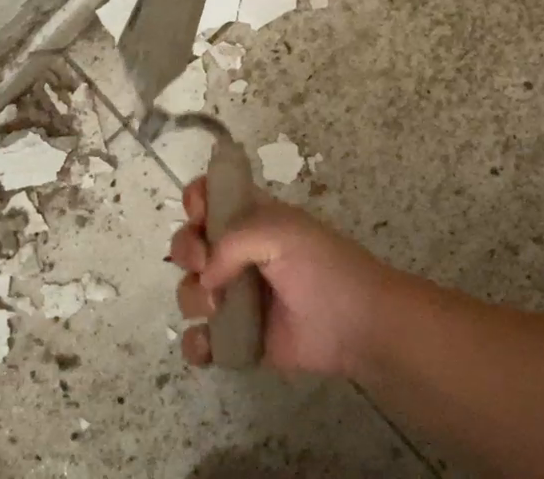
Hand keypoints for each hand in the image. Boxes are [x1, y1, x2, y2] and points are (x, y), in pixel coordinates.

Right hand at [167, 177, 397, 377]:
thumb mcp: (281, 232)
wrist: (357, 325)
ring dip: (192, 297)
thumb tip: (207, 277)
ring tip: (217, 307)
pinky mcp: (238, 338)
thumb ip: (233, 241)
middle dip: (186, 251)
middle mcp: (238, 254)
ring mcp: (236, 297)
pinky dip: (196, 344)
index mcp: (252, 219)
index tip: (200, 216)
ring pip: (189, 290)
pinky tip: (209, 345)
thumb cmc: (322, 267)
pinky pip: (200, 340)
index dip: (196, 201)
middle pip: (188, 243)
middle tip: (205, 265)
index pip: (209, 197)